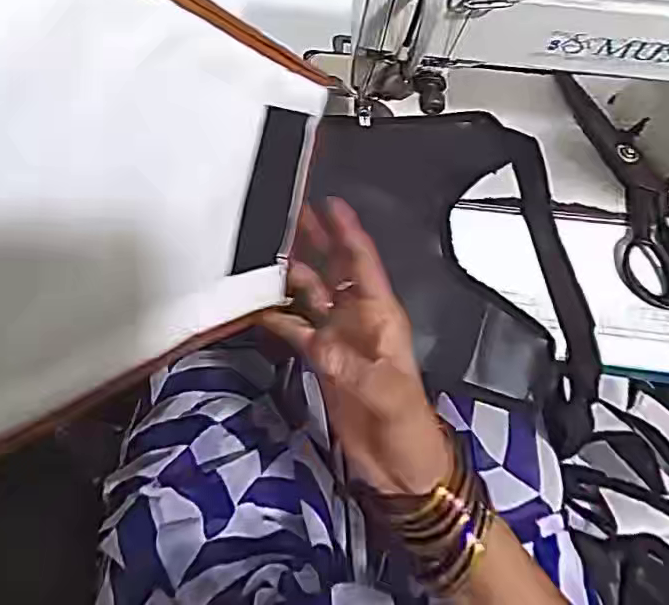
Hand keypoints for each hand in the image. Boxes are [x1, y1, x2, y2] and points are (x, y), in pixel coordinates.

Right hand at [262, 199, 451, 494]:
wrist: (397, 464)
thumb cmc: (406, 421)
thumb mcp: (388, 392)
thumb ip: (352, 366)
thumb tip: (319, 344)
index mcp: (381, 314)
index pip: (363, 262)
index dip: (348, 231)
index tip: (332, 204)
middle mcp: (357, 318)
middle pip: (335, 267)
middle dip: (317, 239)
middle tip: (294, 214)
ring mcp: (338, 336)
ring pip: (312, 293)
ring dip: (294, 273)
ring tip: (271, 253)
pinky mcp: (321, 358)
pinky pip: (296, 328)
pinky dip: (279, 316)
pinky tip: (262, 306)